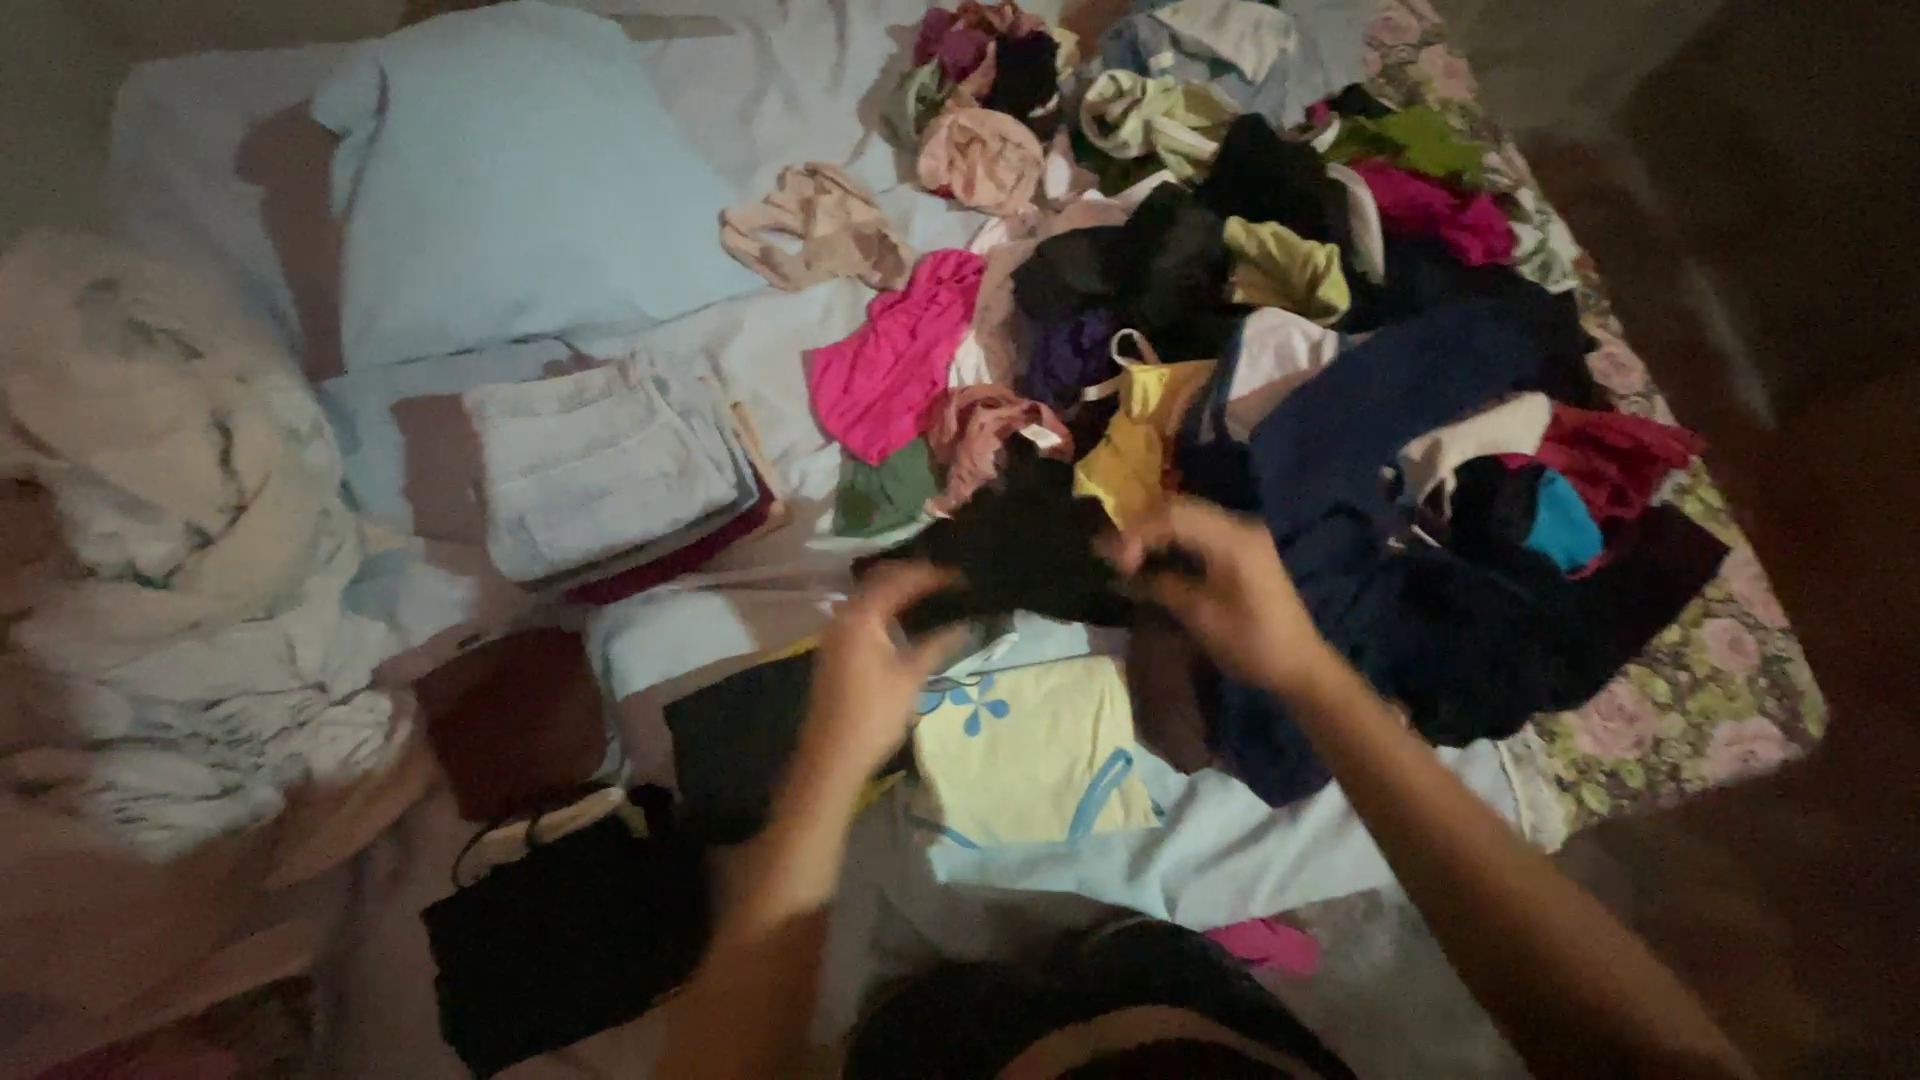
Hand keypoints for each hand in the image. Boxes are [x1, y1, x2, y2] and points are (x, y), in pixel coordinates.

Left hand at [786, 562, 968, 805]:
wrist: (832, 755)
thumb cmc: (873, 714)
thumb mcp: (911, 676)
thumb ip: (939, 643)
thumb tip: (966, 625)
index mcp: (861, 616)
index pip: (900, 580)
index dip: (932, 575)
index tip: (961, 577)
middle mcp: (844, 615)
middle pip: (881, 581)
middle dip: (914, 576)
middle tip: (948, 580)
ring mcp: (836, 631)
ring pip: (871, 596)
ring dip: (899, 591)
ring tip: (933, 593)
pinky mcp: (837, 647)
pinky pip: (864, 613)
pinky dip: (887, 607)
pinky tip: (908, 617)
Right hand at [1102, 496, 1339, 696]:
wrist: (1300, 665)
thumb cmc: (1252, 644)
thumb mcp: (1200, 616)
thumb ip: (1160, 586)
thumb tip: (1120, 576)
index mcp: (1233, 540)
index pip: (1173, 516)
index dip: (1136, 533)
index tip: (1115, 562)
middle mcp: (1238, 526)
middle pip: (1177, 508)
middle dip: (1139, 528)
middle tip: (1111, 555)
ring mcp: (1240, 535)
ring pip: (1184, 517)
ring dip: (1151, 532)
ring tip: (1124, 557)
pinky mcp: (1239, 548)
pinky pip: (1195, 531)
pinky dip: (1168, 540)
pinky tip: (1150, 559)